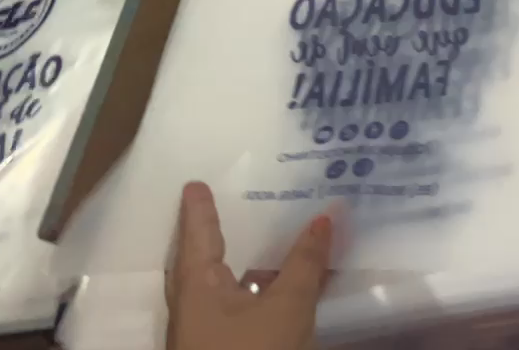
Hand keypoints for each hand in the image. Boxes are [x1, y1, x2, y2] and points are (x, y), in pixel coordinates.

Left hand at [165, 182, 333, 349]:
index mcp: (197, 293)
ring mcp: (211, 337)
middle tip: (226, 201)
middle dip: (215, 234)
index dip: (199, 212)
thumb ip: (306, 259)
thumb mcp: (288, 305)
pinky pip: (246, 305)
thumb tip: (326, 214)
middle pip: (204, 263)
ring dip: (250, 260)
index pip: (198, 240)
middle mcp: (197, 312)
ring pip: (229, 287)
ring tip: (273, 231)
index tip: (193, 184)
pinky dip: (266, 285)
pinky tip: (291, 278)